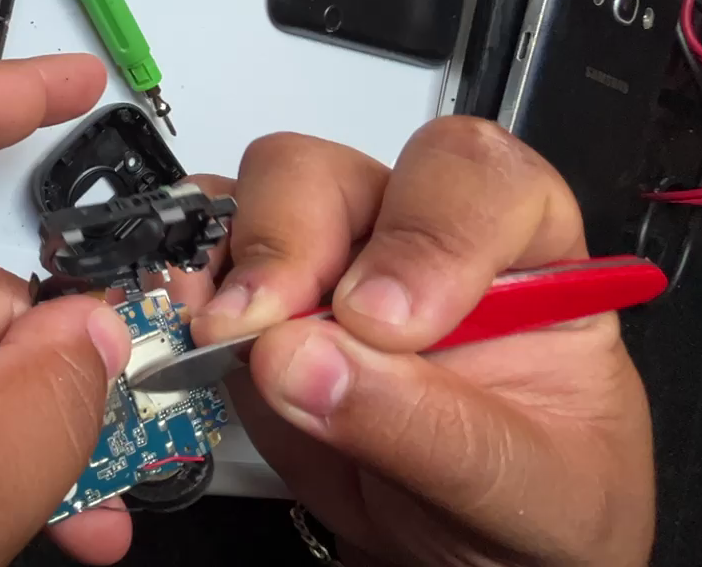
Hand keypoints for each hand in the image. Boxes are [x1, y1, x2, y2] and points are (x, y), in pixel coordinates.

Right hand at [183, 119, 653, 565]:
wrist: (435, 535)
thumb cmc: (517, 506)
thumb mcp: (519, 490)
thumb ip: (422, 427)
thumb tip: (298, 361)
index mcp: (517, 258)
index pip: (474, 181)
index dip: (423, 230)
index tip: (381, 325)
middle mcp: (403, 231)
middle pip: (334, 171)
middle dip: (291, 243)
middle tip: (266, 329)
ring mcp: (318, 245)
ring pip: (261, 185)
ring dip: (233, 255)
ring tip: (223, 336)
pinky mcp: (247, 273)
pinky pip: (199, 224)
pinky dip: (182, 265)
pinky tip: (190, 317)